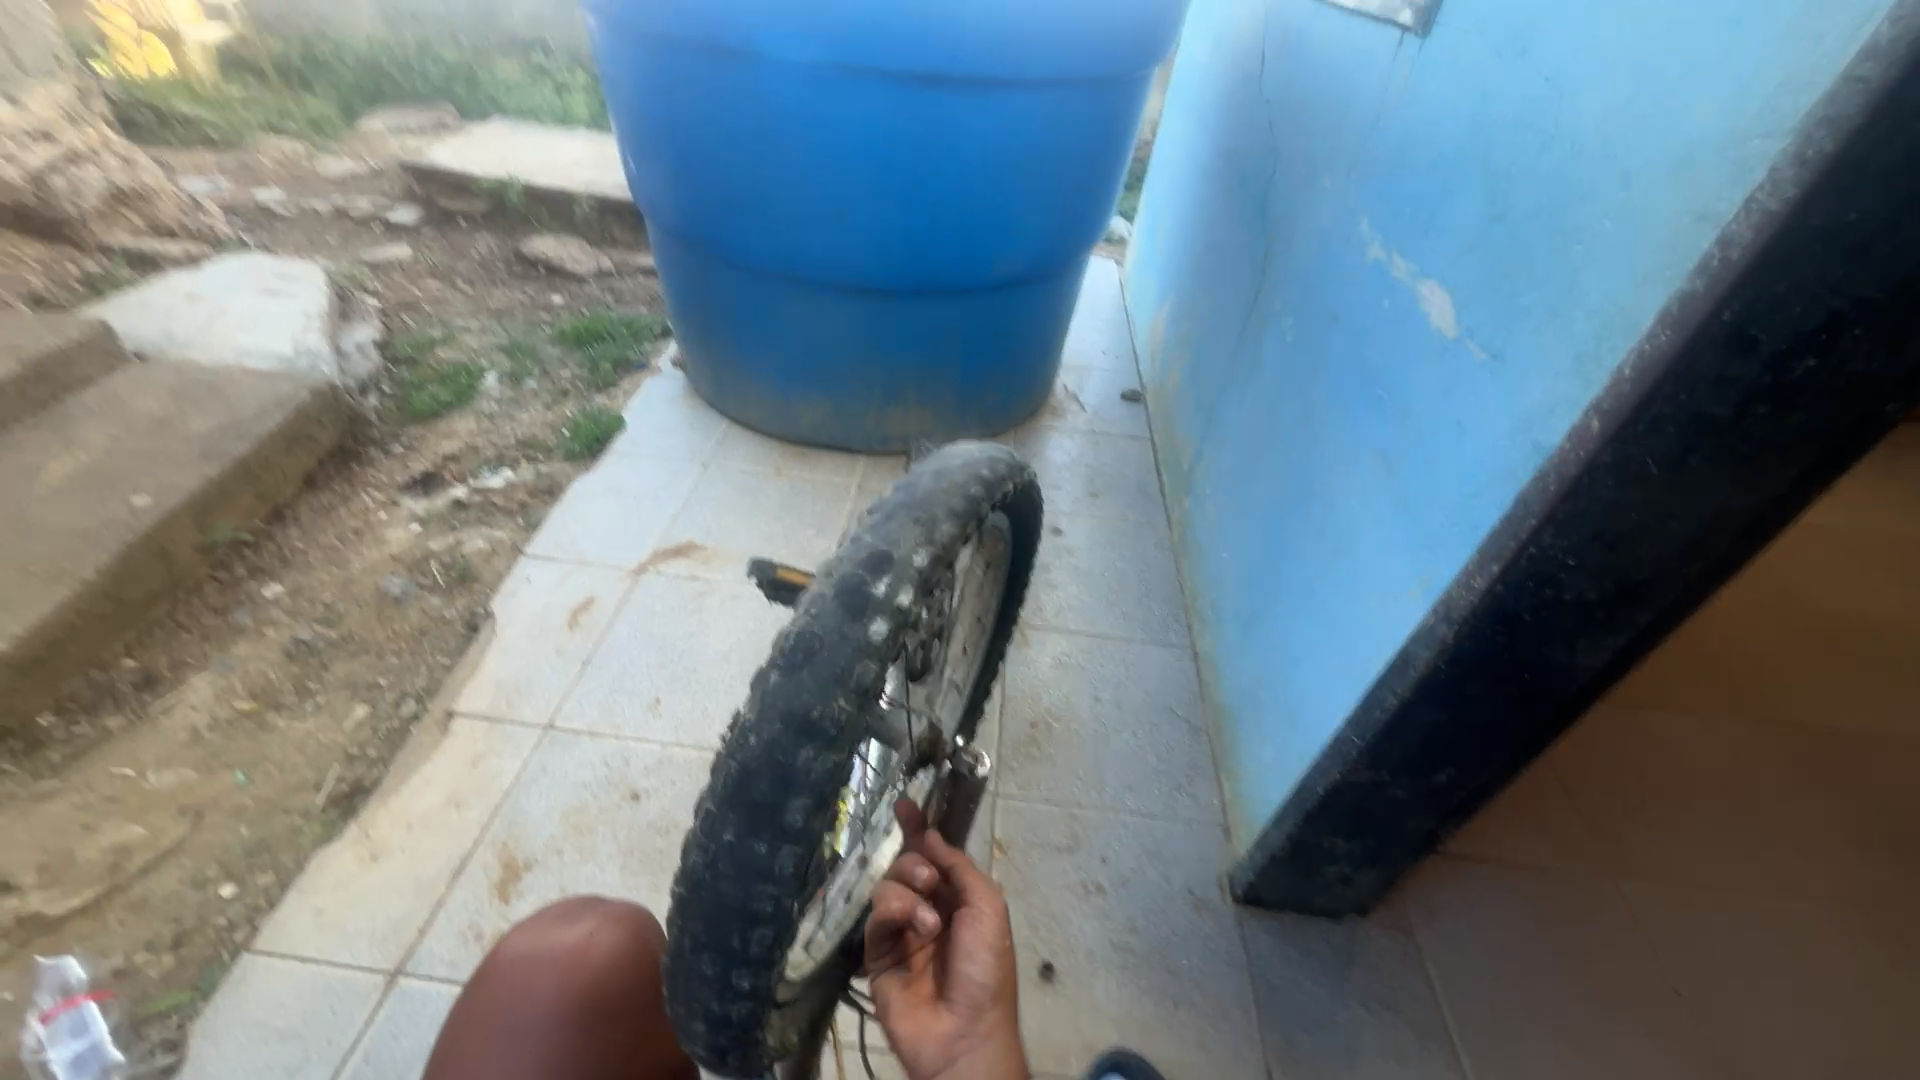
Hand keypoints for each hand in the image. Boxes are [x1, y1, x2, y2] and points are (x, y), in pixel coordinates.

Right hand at [864, 801, 1028, 1079]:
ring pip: (886, 886)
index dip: (917, 829)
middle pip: (905, 864)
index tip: (904, 804)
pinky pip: (875, 917)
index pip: (931, 854)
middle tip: (928, 880)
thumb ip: (958, 866)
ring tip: (928, 921)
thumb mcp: (987, 906)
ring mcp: (899, 932)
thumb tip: (931, 836)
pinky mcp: (876, 954)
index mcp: (955, 898)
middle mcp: (926, 909)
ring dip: (907, 892)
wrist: (964, 1032)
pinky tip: (914, 929)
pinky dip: (893, 913)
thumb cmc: (986, 968)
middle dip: (914, 862)